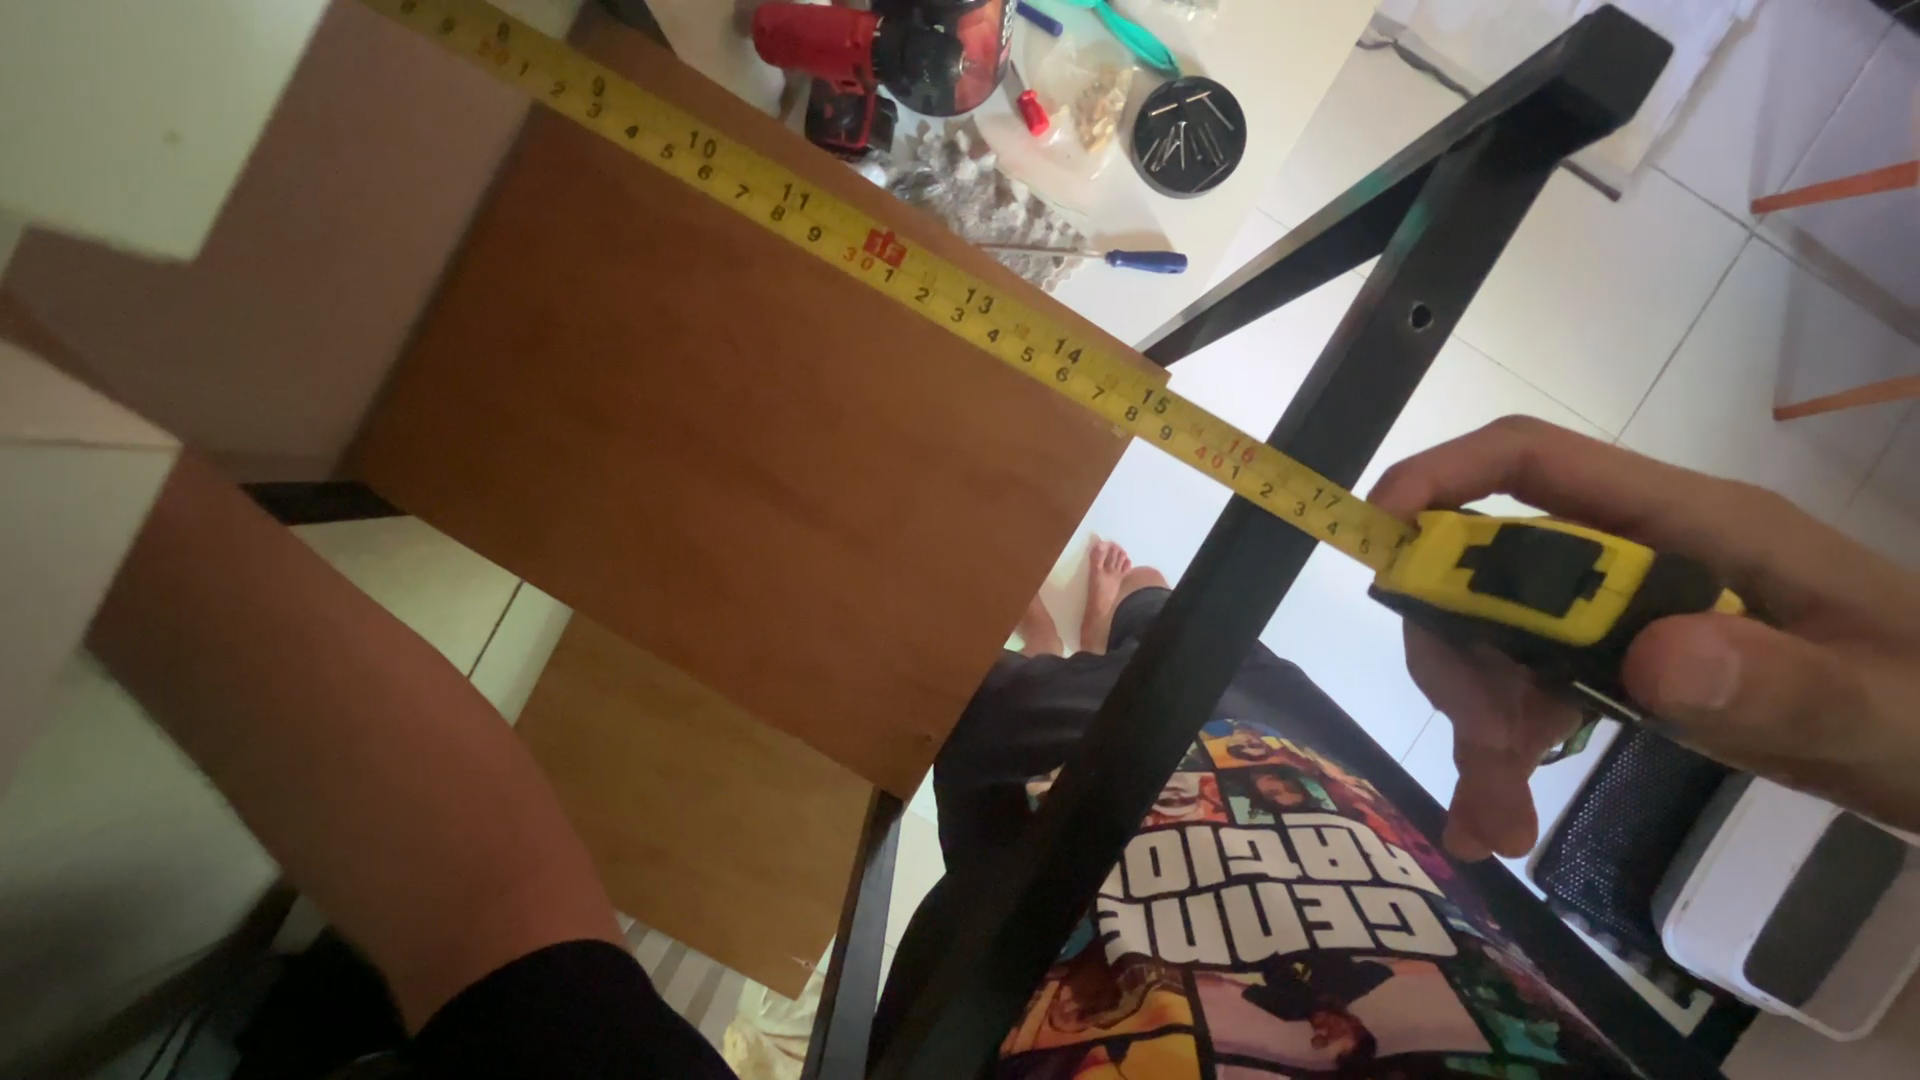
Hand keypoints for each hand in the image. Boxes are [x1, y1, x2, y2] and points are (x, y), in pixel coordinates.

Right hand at [1369, 416, 1919, 860]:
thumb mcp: (1892, 711)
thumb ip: (1782, 685)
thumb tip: (1647, 661)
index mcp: (1684, 526)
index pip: (1529, 461)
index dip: (1439, 477)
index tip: (1380, 531)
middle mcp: (1622, 558)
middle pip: (1479, 569)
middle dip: (1455, 649)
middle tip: (1483, 738)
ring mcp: (1604, 614)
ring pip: (1484, 643)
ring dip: (1473, 723)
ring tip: (1500, 817)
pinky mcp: (1600, 666)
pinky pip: (1515, 697)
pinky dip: (1492, 756)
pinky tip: (1489, 821)